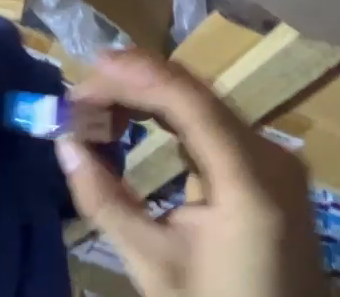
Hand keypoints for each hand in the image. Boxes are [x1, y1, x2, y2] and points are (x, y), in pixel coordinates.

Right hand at [55, 50, 323, 296]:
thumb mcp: (154, 266)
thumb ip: (105, 201)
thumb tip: (64, 143)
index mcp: (250, 181)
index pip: (186, 100)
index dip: (132, 77)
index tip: (84, 74)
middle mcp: (271, 156)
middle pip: (194, 93)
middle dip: (132, 84)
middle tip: (80, 95)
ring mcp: (275, 161)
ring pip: (202, 102)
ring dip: (147, 96)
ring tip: (97, 106)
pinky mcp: (269, 171)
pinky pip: (213, 122)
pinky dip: (169, 115)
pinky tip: (135, 119)